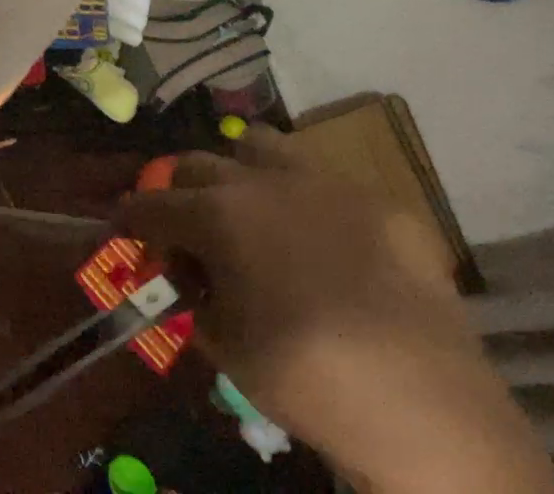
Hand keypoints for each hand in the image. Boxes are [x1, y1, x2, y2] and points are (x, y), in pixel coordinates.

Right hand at [115, 126, 553, 490]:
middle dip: (180, 196)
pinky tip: (323, 247)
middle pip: (196, 166)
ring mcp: (328, 186)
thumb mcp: (218, 340)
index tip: (127, 234)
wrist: (426, 407)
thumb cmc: (302, 376)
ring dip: (241, 174)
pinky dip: (308, 204)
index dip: (131, 221)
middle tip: (188, 235)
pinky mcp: (384, 205)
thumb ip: (192, 293)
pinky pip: (327, 184)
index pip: (149, 204)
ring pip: (260, 147)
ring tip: (252, 215)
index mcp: (215, 214)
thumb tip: (190, 276)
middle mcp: (263, 183)